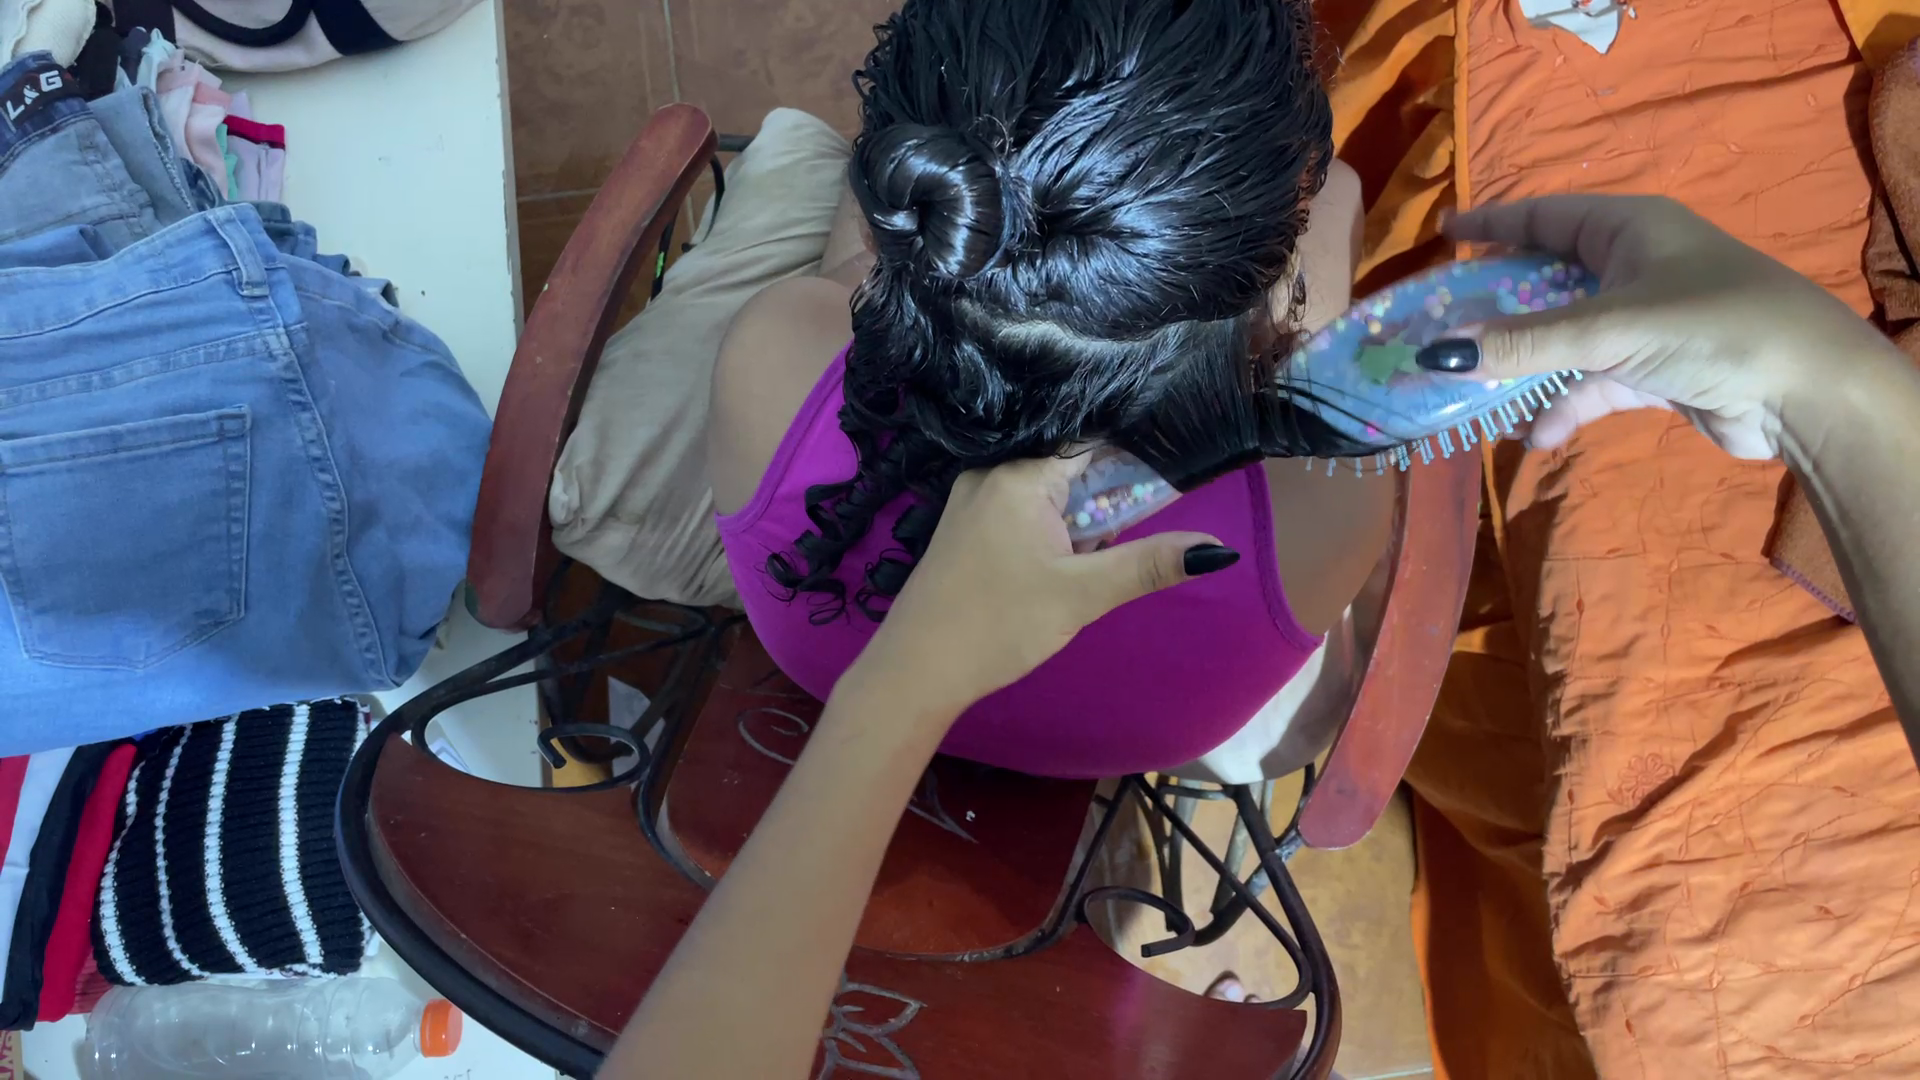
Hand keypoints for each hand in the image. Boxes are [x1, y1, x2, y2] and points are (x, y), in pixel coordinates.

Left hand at [845, 454, 1231, 717]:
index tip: (1172, 483)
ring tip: (1081, 566)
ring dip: (1078, 524)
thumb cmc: (998, 625)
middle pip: (1071, 470)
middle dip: (1106, 504)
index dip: (1137, 461)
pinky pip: (1021, 513)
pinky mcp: (965, 527)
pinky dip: (1049, 533)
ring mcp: (972, 500)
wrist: (915, 670)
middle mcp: (991, 474)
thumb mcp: (1081, 594)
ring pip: (1047, 495)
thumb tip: (1218, 549)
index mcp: (1019, 474)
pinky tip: (1051, 568)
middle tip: (1118, 546)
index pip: (1094, 444)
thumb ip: (1149, 564)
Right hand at [1425, 195, 1907, 457]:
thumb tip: (1433, 353)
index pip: (1543, 217)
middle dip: (1487, 306)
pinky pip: (1580, 384)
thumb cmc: (1715, 329)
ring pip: (1552, 337)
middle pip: (1538, 280)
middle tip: (1434, 320)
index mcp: (1628, 231)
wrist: (1809, 395)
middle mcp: (1628, 268)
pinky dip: (1556, 409)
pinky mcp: (1643, 369)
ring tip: (1465, 389)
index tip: (1443, 231)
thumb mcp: (1608, 329)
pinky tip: (1537, 437)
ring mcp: (1635, 321)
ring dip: (1515, 367)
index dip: (1490, 223)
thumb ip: (1519, 342)